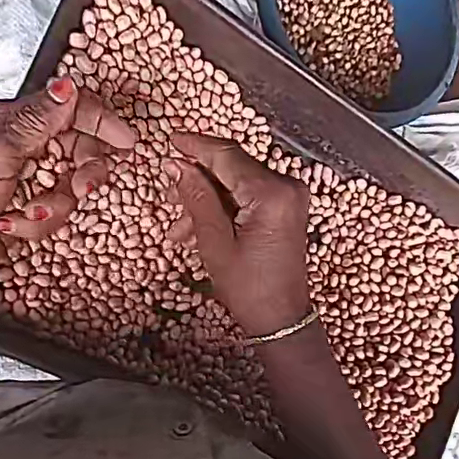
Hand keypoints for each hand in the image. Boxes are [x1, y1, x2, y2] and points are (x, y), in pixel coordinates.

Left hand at [0, 77, 136, 312]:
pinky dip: (37, 224)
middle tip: (82, 186)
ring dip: (53, 206)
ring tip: (28, 212)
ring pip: (70, 189)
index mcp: (15, 123)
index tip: (127, 140)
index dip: (101, 122)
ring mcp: (28, 181)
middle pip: (79, 151)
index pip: (69, 110)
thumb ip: (38, 119)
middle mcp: (24, 148)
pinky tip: (12, 224)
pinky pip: (55, 214)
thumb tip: (66, 86)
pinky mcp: (28, 210)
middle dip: (83, 173)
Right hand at [165, 132, 311, 336]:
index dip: (195, 146)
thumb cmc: (249, 288)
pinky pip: (249, 196)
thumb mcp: (215, 243)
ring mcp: (290, 197)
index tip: (171, 139)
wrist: (281, 318)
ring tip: (181, 226)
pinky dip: (224, 206)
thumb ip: (197, 198)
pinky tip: (200, 226)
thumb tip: (177, 165)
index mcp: (272, 194)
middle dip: (197, 180)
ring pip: (237, 183)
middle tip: (169, 195)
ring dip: (207, 198)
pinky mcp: (287, 208)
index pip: (227, 155)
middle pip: (232, 168)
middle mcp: (287, 187)